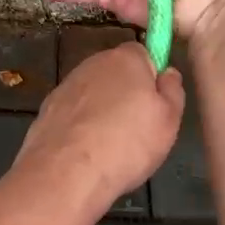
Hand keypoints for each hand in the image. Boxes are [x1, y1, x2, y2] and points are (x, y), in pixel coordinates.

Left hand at [12, 41, 184, 204]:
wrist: (67, 170)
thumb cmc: (127, 143)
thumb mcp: (168, 121)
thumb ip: (173, 91)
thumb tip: (168, 72)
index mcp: (126, 58)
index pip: (143, 53)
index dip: (152, 78)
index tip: (155, 105)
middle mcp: (95, 62)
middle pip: (117, 73)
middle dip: (127, 95)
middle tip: (137, 129)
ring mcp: (69, 83)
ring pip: (95, 92)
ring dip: (103, 110)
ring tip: (112, 146)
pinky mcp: (51, 105)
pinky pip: (76, 110)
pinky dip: (82, 124)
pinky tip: (87, 150)